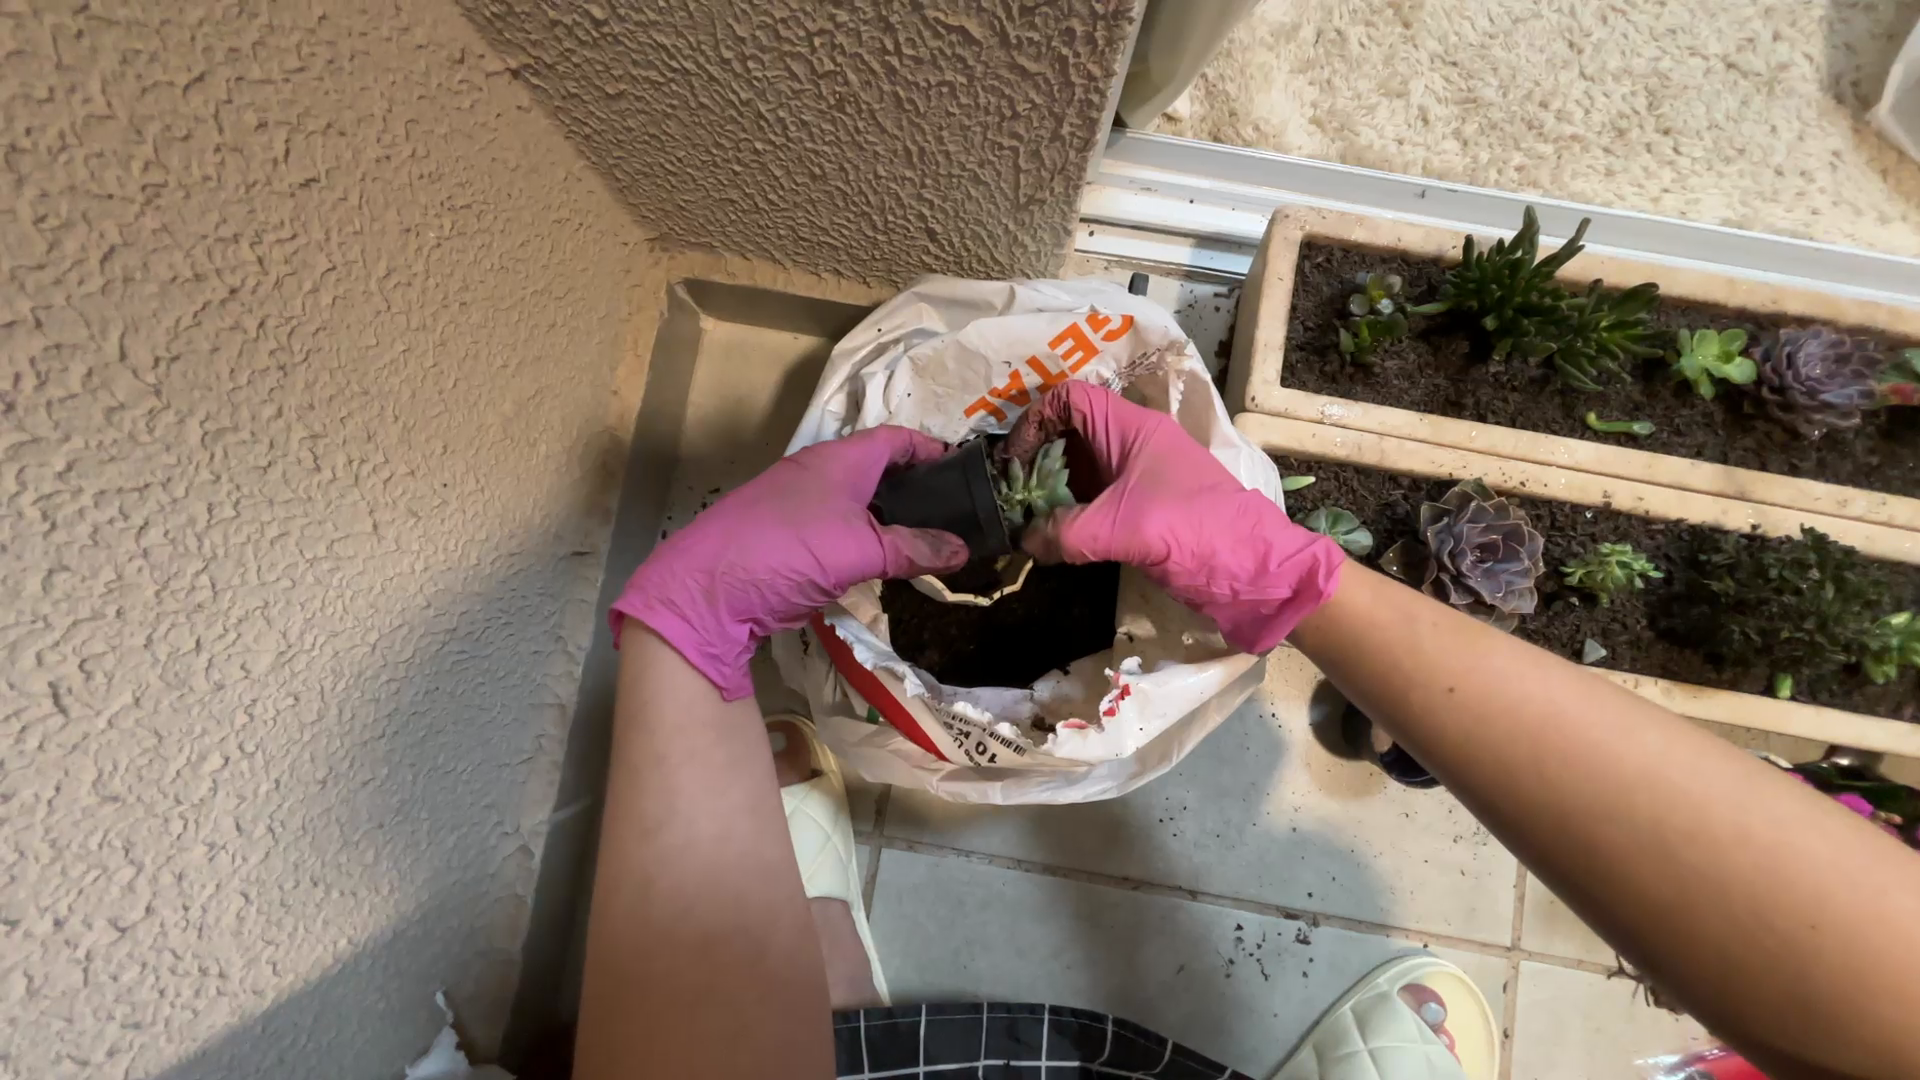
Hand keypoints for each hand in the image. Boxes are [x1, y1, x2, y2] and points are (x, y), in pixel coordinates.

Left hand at [610, 426, 969, 699]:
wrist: (709, 591)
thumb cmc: (789, 550)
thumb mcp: (861, 549)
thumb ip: (913, 548)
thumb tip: (963, 550)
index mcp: (840, 459)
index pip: (895, 439)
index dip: (931, 449)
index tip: (964, 469)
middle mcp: (821, 473)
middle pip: (879, 469)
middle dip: (917, 487)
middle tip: (954, 510)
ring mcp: (802, 506)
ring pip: (860, 503)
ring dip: (892, 517)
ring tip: (929, 537)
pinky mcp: (791, 538)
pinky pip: (842, 530)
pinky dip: (868, 540)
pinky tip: (886, 561)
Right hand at [1006, 382, 1343, 652]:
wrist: (1254, 571)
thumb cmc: (1194, 531)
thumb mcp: (1123, 530)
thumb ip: (1065, 533)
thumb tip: (1024, 541)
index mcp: (1131, 428)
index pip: (1071, 398)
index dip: (1036, 419)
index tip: (1015, 459)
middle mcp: (1131, 445)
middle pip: (1069, 433)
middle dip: (1037, 459)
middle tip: (1013, 493)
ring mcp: (1136, 477)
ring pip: (1080, 469)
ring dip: (1050, 491)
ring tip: (1025, 518)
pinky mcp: (1139, 509)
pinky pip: (1092, 500)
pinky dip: (1068, 514)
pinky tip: (1052, 538)